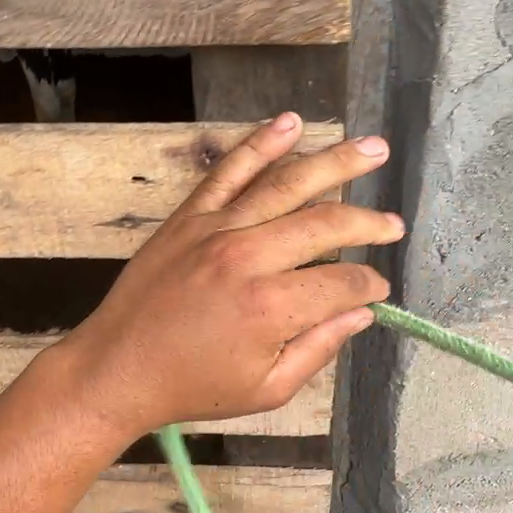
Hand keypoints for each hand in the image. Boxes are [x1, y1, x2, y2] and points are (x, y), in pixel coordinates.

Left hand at [49, 112, 400, 440]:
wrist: (117, 367)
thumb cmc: (194, 386)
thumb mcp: (267, 390)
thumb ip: (320, 349)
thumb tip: (362, 313)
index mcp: (270, 307)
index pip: (342, 281)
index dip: (369, 284)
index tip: (378, 288)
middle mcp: (248, 257)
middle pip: (326, 223)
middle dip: (369, 223)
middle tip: (395, 225)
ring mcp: (217, 228)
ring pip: (288, 183)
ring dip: (337, 162)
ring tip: (376, 148)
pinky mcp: (190, 215)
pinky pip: (230, 170)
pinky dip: (261, 144)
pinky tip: (291, 123)